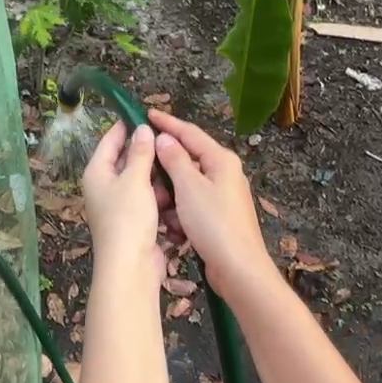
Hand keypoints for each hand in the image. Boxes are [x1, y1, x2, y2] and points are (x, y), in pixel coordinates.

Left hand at [81, 122, 165, 283]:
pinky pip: (149, 200)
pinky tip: (177, 193)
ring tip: (178, 166)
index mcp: (97, 172)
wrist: (130, 266)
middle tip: (171, 141)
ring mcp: (120, 205)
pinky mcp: (135, 221)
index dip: (127, 126)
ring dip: (158, 177)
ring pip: (142, 181)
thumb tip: (142, 129)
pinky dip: (161, 197)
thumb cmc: (127, 218)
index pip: (110, 140)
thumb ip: (141, 153)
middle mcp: (105, 187)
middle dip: (149, 153)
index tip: (147, 114)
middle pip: (128, 161)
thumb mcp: (135, 179)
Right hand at [148, 110, 278, 299]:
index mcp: (220, 160)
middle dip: (164, 168)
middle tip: (143, 170)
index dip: (167, 123)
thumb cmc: (214, 223)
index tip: (146, 113)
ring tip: (158, 208)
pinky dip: (179, 213)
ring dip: (170, 196)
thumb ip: (175, 159)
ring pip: (186, 185)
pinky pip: (191, 205)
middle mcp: (224, 173)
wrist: (238, 268)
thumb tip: (164, 137)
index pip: (190, 133)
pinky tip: (172, 228)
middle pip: (187, 160)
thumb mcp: (189, 187)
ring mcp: (222, 195)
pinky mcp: (217, 216)